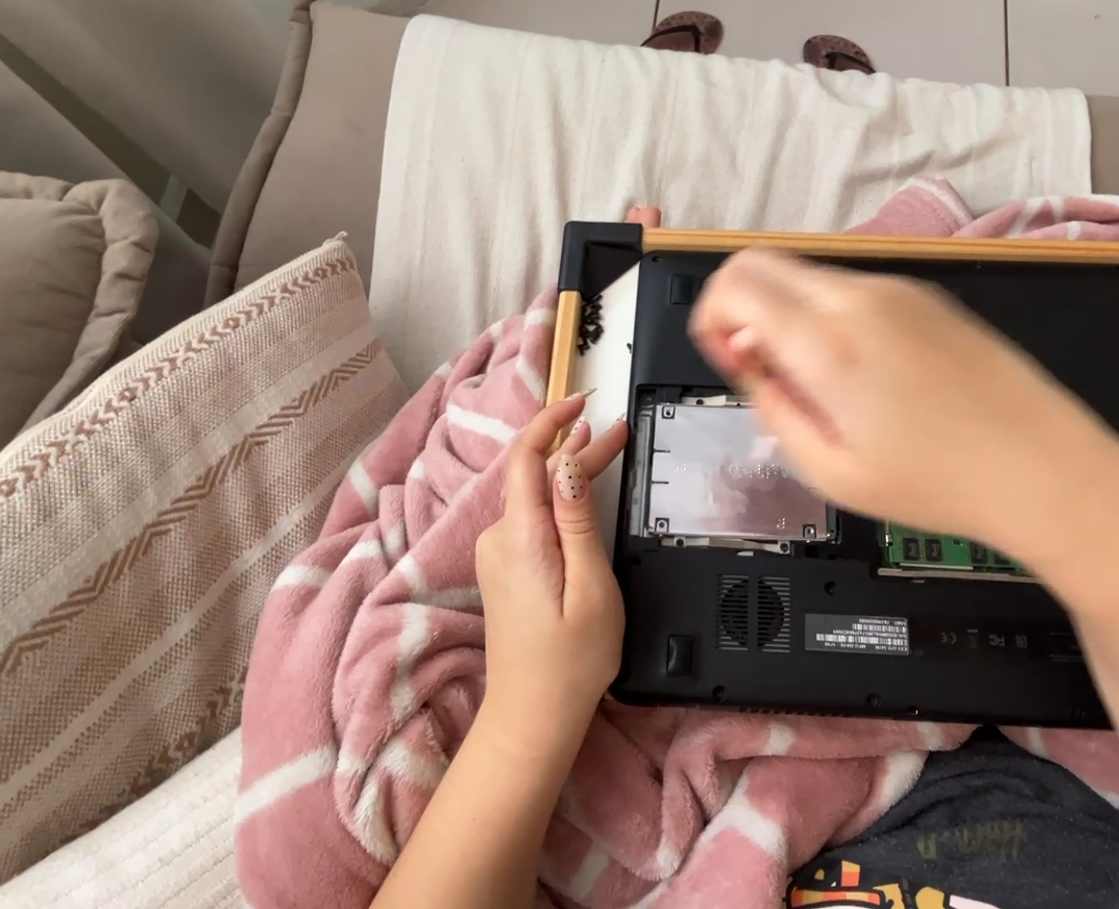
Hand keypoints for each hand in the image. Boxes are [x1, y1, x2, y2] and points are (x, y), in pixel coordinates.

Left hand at [475, 394, 628, 744]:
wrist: (532, 715)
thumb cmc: (571, 659)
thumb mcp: (589, 586)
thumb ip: (577, 522)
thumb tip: (569, 465)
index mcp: (521, 537)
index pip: (526, 458)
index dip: (552, 422)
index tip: (584, 402)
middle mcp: (500, 537)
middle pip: (535, 474)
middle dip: (576, 448)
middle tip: (620, 431)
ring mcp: (498, 552)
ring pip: (535, 494)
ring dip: (569, 471)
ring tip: (608, 449)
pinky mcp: (504, 566)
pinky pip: (531, 517)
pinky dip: (559, 497)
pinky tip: (581, 491)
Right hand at [688, 249, 1118, 565]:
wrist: (1046, 470)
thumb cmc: (947, 482)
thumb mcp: (832, 472)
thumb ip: (772, 407)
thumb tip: (748, 364)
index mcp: (830, 344)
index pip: (734, 284)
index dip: (712, 320)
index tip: (728, 358)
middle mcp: (862, 300)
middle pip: (762, 263)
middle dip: (740, 310)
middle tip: (762, 368)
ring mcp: (898, 292)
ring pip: (806, 275)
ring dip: (787, 315)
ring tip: (820, 384)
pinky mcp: (926, 297)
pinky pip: (851, 288)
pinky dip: (828, 316)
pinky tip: (859, 374)